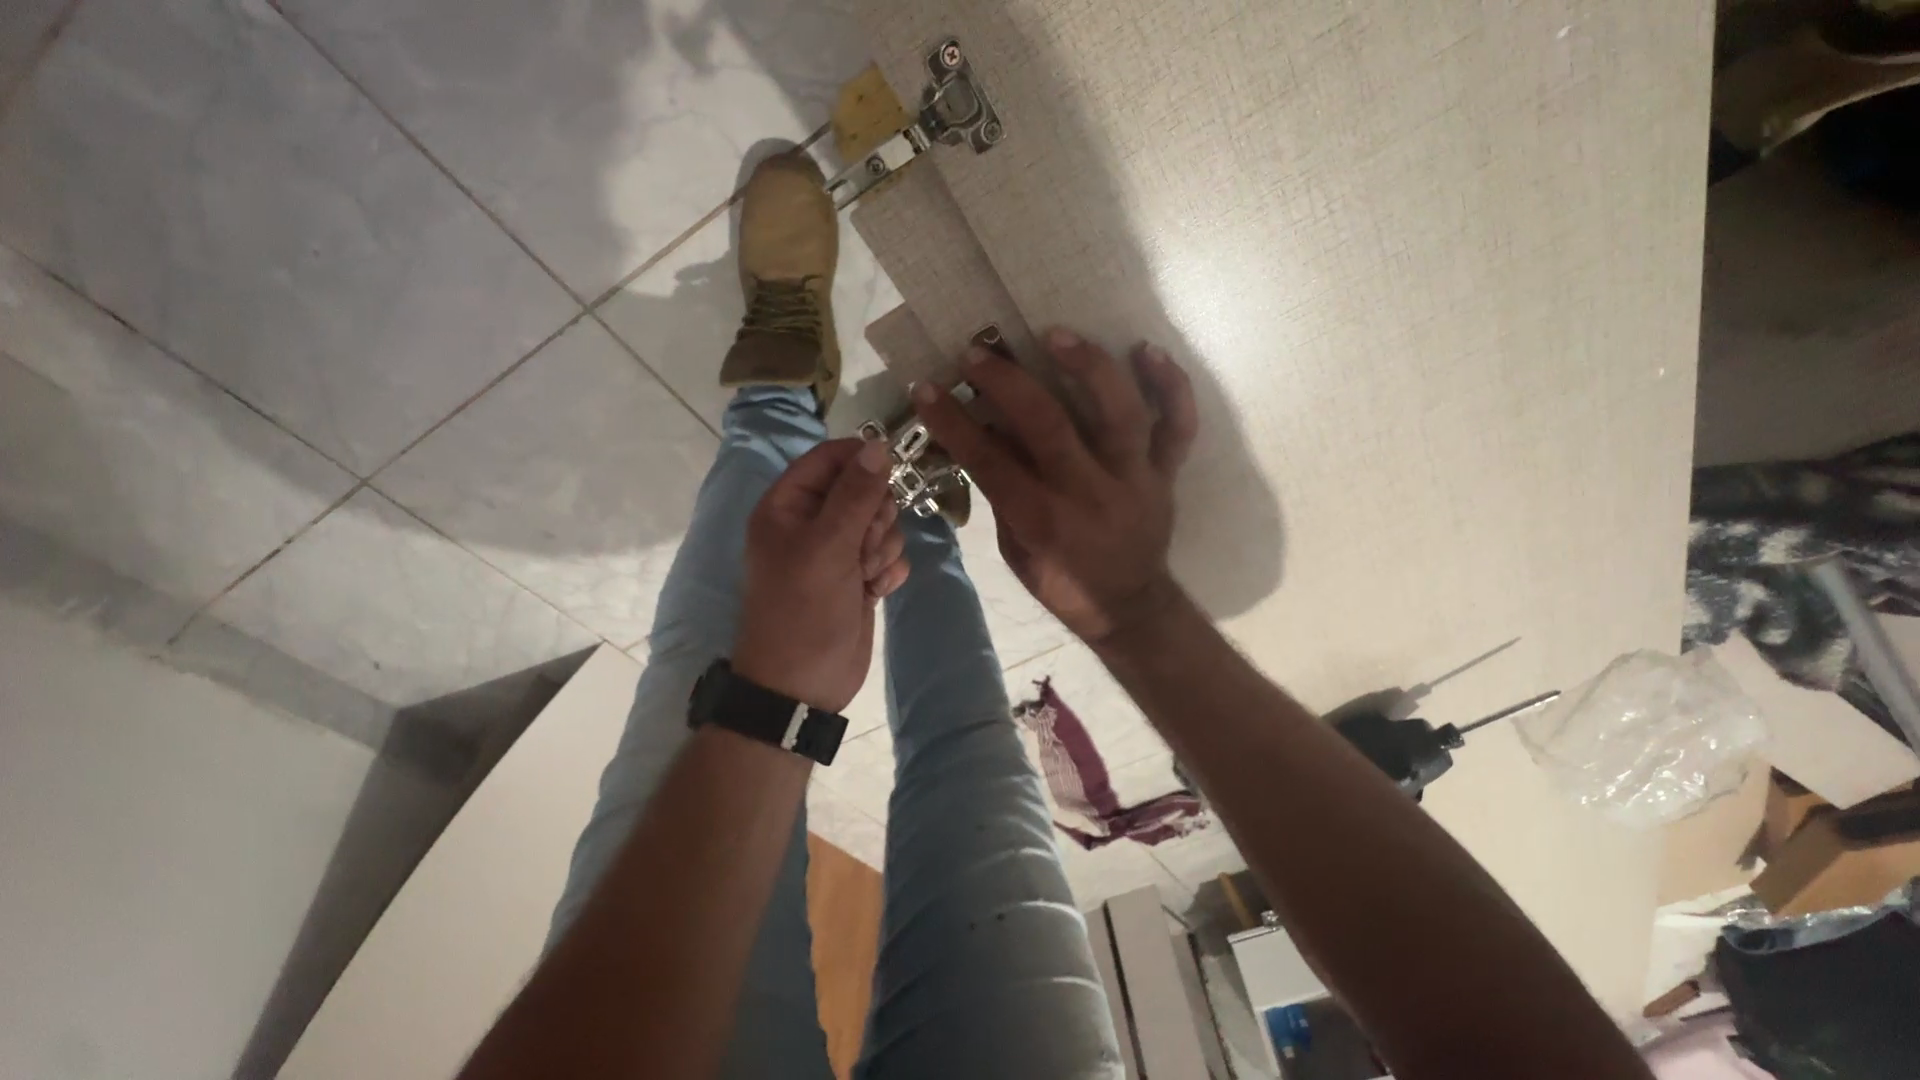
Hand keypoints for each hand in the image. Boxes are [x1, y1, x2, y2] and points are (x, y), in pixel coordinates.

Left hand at [732, 439, 909, 711]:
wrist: (801, 686)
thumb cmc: (802, 612)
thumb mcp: (826, 548)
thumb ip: (855, 495)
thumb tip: (878, 445)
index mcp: (788, 506)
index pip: (829, 458)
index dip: (861, 460)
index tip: (892, 471)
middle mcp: (812, 523)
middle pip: (863, 489)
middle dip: (875, 515)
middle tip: (864, 544)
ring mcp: (838, 552)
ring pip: (882, 523)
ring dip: (883, 546)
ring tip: (865, 574)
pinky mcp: (859, 578)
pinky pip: (889, 554)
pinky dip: (888, 570)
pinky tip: (876, 591)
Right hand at [911, 327, 1198, 642]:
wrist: (1128, 607)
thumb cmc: (1062, 581)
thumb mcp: (1016, 549)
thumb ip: (1001, 491)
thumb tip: (983, 430)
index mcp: (1044, 521)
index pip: (989, 462)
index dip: (953, 423)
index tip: (926, 388)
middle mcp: (1090, 495)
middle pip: (1049, 427)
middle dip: (1008, 384)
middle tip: (977, 352)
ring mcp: (1135, 480)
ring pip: (1120, 415)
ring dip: (1089, 369)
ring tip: (1057, 334)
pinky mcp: (1166, 474)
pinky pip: (1178, 427)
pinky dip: (1172, 387)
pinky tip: (1149, 349)